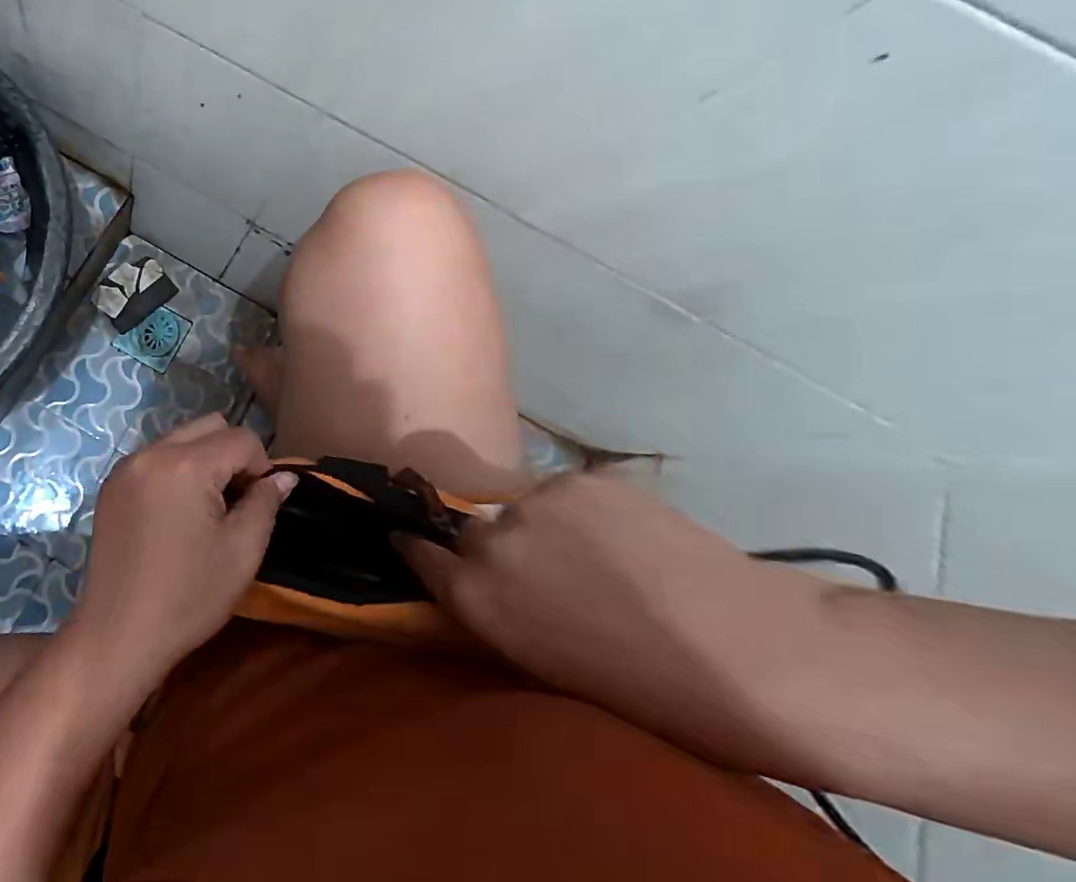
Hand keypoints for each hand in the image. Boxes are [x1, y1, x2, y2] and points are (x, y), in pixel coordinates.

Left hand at [67, 414, 296, 685]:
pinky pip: (153, 458)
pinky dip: (174, 471)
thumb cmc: (189, 596)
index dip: (261, 467)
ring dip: (202, 460)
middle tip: (234, 502)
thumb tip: (283, 477)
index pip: (241, 438)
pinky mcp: (110, 486)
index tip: (258, 505)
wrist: (119, 632)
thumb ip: (265, 503)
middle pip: (208, 426)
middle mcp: (150, 453)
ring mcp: (124, 467)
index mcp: (185, 465)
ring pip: (179, 438)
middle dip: (231, 455)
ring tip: (205, 509)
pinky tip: (175, 514)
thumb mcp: (241, 552)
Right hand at [395, 473, 834, 762]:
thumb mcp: (543, 664)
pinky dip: (581, 513)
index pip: (417, 552)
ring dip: (541, 528)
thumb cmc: (647, 690)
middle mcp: (491, 542)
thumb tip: (478, 581)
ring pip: (521, 509)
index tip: (414, 541)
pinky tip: (625, 539)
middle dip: (491, 547)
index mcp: (477, 597)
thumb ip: (495, 613)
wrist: (755, 653)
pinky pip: (564, 494)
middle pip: (470, 531)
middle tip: (542, 571)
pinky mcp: (582, 480)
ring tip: (597, 557)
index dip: (416, 547)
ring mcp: (536, 504)